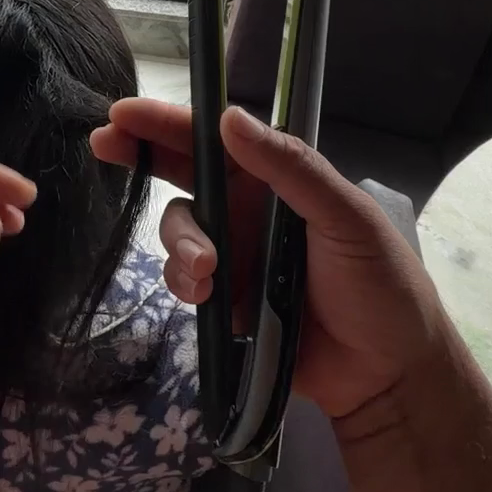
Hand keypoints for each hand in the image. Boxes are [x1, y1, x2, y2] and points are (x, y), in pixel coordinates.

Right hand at [91, 100, 446, 419]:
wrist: (387, 378)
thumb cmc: (381, 285)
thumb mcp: (347, 217)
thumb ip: (291, 167)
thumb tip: (229, 118)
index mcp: (272, 176)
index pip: (212, 137)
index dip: (164, 120)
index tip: (123, 113)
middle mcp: (243, 205)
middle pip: (178, 170)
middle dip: (138, 155)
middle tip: (104, 145)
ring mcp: (229, 250)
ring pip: (177, 227)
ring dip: (178, 241)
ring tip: (204, 268)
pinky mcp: (219, 295)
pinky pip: (182, 275)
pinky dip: (184, 279)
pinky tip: (205, 294)